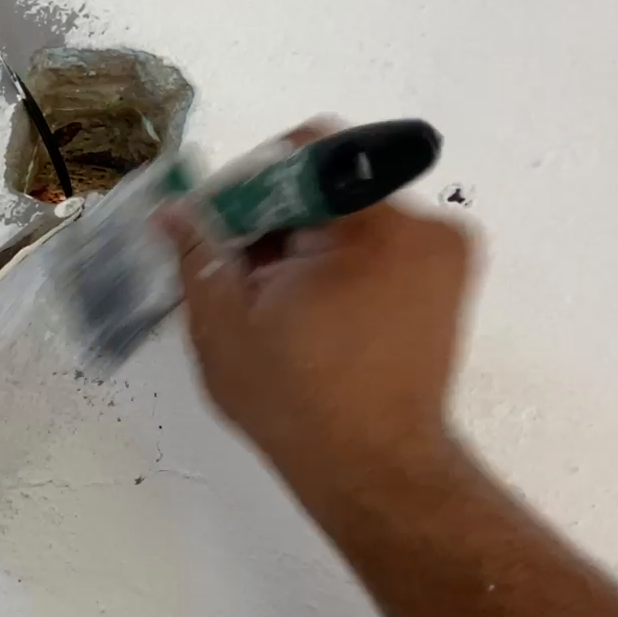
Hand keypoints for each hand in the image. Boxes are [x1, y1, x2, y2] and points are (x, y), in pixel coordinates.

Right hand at [158, 122, 479, 488]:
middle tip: (230, 278)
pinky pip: (374, 249)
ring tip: (264, 307)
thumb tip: (173, 209)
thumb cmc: (289, 397)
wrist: (367, 462)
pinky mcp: (444, 283)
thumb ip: (198, 255)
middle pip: (327, 188)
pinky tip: (300, 316)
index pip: (305, 155)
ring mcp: (442, 254)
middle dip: (268, 225)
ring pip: (347, 221)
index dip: (246, 184)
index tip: (211, 228)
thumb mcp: (222, 324)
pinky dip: (329, 268)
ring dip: (295, 249)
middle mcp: (422, 225)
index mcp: (370, 227)